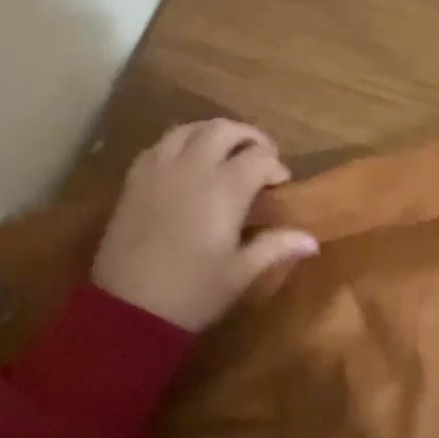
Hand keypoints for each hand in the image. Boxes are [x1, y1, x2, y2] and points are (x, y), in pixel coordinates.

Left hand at [92, 120, 318, 331]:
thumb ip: (275, 247)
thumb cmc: (192, 292)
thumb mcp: (240, 273)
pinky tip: (186, 163)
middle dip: (248, 137)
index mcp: (225, 189)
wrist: (127, 308)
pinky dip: (180, 143)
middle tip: (259, 156)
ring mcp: (159, 170)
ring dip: (212, 133)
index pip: (259, 157)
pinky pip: (160, 144)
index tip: (281, 183)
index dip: (275, 166)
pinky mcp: (134, 180)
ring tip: (224, 152)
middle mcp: (193, 168)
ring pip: (189, 129)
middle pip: (224, 129)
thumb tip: (312, 240)